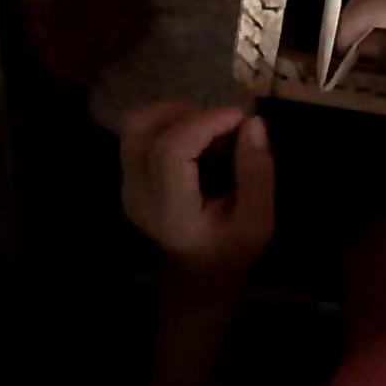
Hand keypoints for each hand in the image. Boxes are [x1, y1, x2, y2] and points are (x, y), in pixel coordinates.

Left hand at [119, 103, 273, 277]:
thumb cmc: (232, 249)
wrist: (198, 271)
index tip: (241, 117)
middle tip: (229, 126)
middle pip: (148, 130)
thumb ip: (258, 174)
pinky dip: (170, 121)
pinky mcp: (128, 173)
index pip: (171, 151)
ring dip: (178, 114)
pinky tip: (198, 137)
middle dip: (194, 115)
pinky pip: (141, 131)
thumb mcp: (259, 221)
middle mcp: (137, 195)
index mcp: (168, 213)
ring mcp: (126, 183)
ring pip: (139, 125)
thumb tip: (253, 123)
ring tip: (211, 129)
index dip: (205, 123)